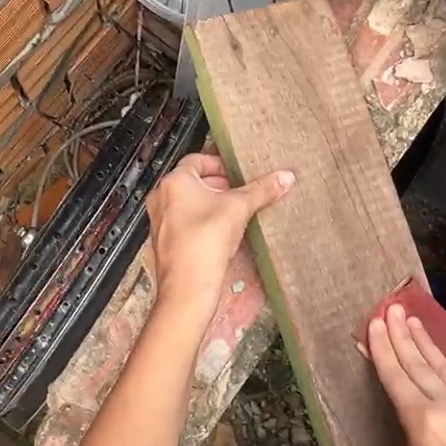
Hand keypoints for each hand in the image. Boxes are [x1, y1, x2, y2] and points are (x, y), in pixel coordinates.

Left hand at [146, 152, 292, 303]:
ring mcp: (161, 221)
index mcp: (174, 181)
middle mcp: (162, 198)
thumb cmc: (204, 242)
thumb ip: (262, 190)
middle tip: (240, 193)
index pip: (197, 160)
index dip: (220, 164)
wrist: (188, 286)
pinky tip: (221, 235)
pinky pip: (185, 224)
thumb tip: (284, 177)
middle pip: (193, 182)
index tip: (237, 173)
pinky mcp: (165, 242)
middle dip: (218, 186)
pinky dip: (202, 224)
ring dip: (211, 206)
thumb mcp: (239, 208)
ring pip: (188, 204)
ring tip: (234, 214)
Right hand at [363, 304, 445, 445]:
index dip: (383, 348)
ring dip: (427, 343)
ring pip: (445, 366)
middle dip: (402, 335)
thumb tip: (416, 410)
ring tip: (412, 320)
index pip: (396, 376)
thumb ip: (412, 429)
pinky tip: (445, 357)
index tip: (374, 323)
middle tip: (390, 309)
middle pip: (419, 363)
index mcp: (423, 422)